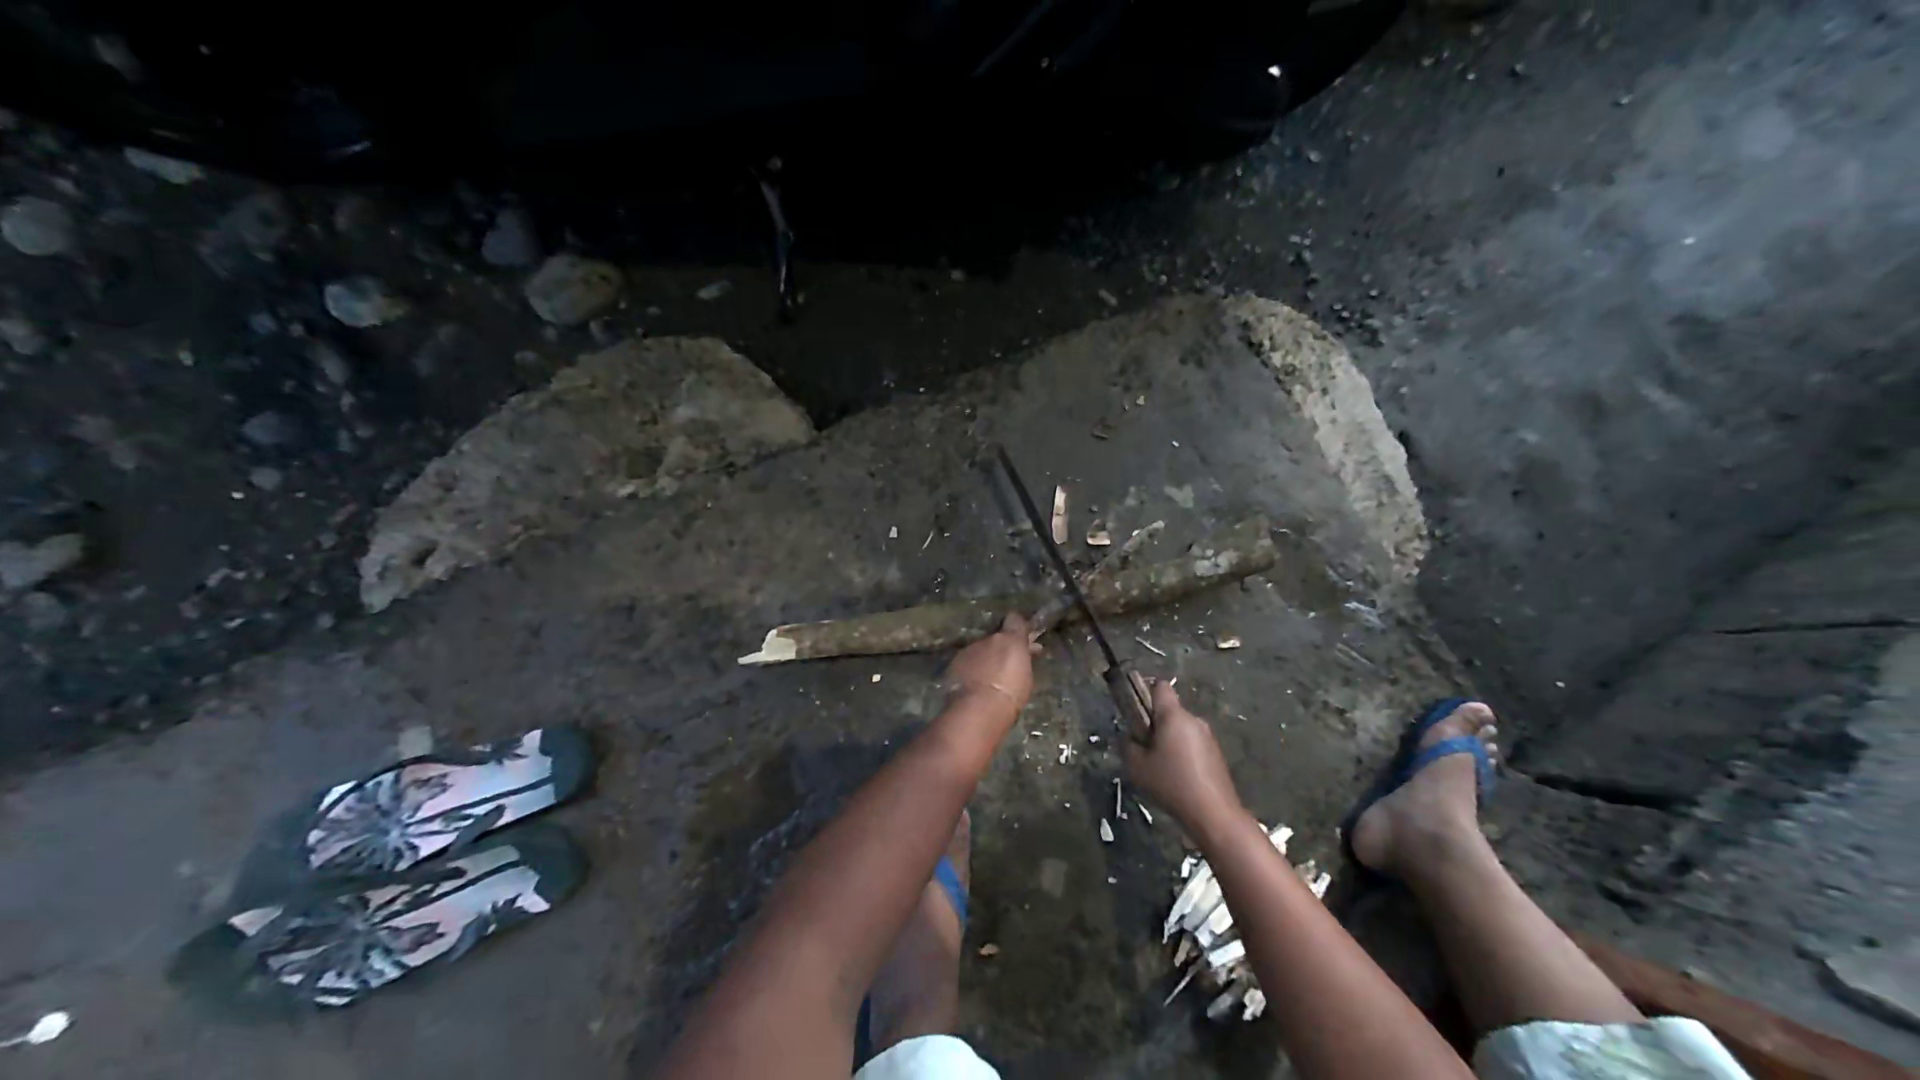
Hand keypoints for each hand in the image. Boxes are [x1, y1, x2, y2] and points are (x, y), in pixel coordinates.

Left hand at [942, 612, 1036, 713]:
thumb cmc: (1011, 694)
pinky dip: (971, 670)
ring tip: (989, 678)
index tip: (1022, 635)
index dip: (1017, 626)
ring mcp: (968, 650)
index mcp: (1010, 639)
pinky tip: (974, 684)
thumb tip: (1026, 650)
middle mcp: (987, 639)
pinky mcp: (953, 664)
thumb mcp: (1026, 676)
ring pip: (979, 650)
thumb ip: (1023, 659)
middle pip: (996, 638)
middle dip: (1002, 648)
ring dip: (985, 659)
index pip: (1014, 620)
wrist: (978, 708)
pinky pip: (966, 663)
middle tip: (1007, 663)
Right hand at [1125, 680, 1244, 834]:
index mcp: (1173, 716)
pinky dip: (1183, 753)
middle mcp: (1193, 720)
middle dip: (1155, 724)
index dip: (1145, 693)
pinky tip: (1178, 777)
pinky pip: (1193, 743)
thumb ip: (1128, 745)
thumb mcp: (1136, 766)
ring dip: (1170, 740)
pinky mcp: (1216, 754)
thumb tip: (1130, 737)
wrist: (1214, 814)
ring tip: (1161, 767)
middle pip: (1170, 711)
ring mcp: (1208, 737)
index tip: (1136, 713)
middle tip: (1145, 749)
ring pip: (1181, 729)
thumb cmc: (1171, 784)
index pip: (1160, 686)